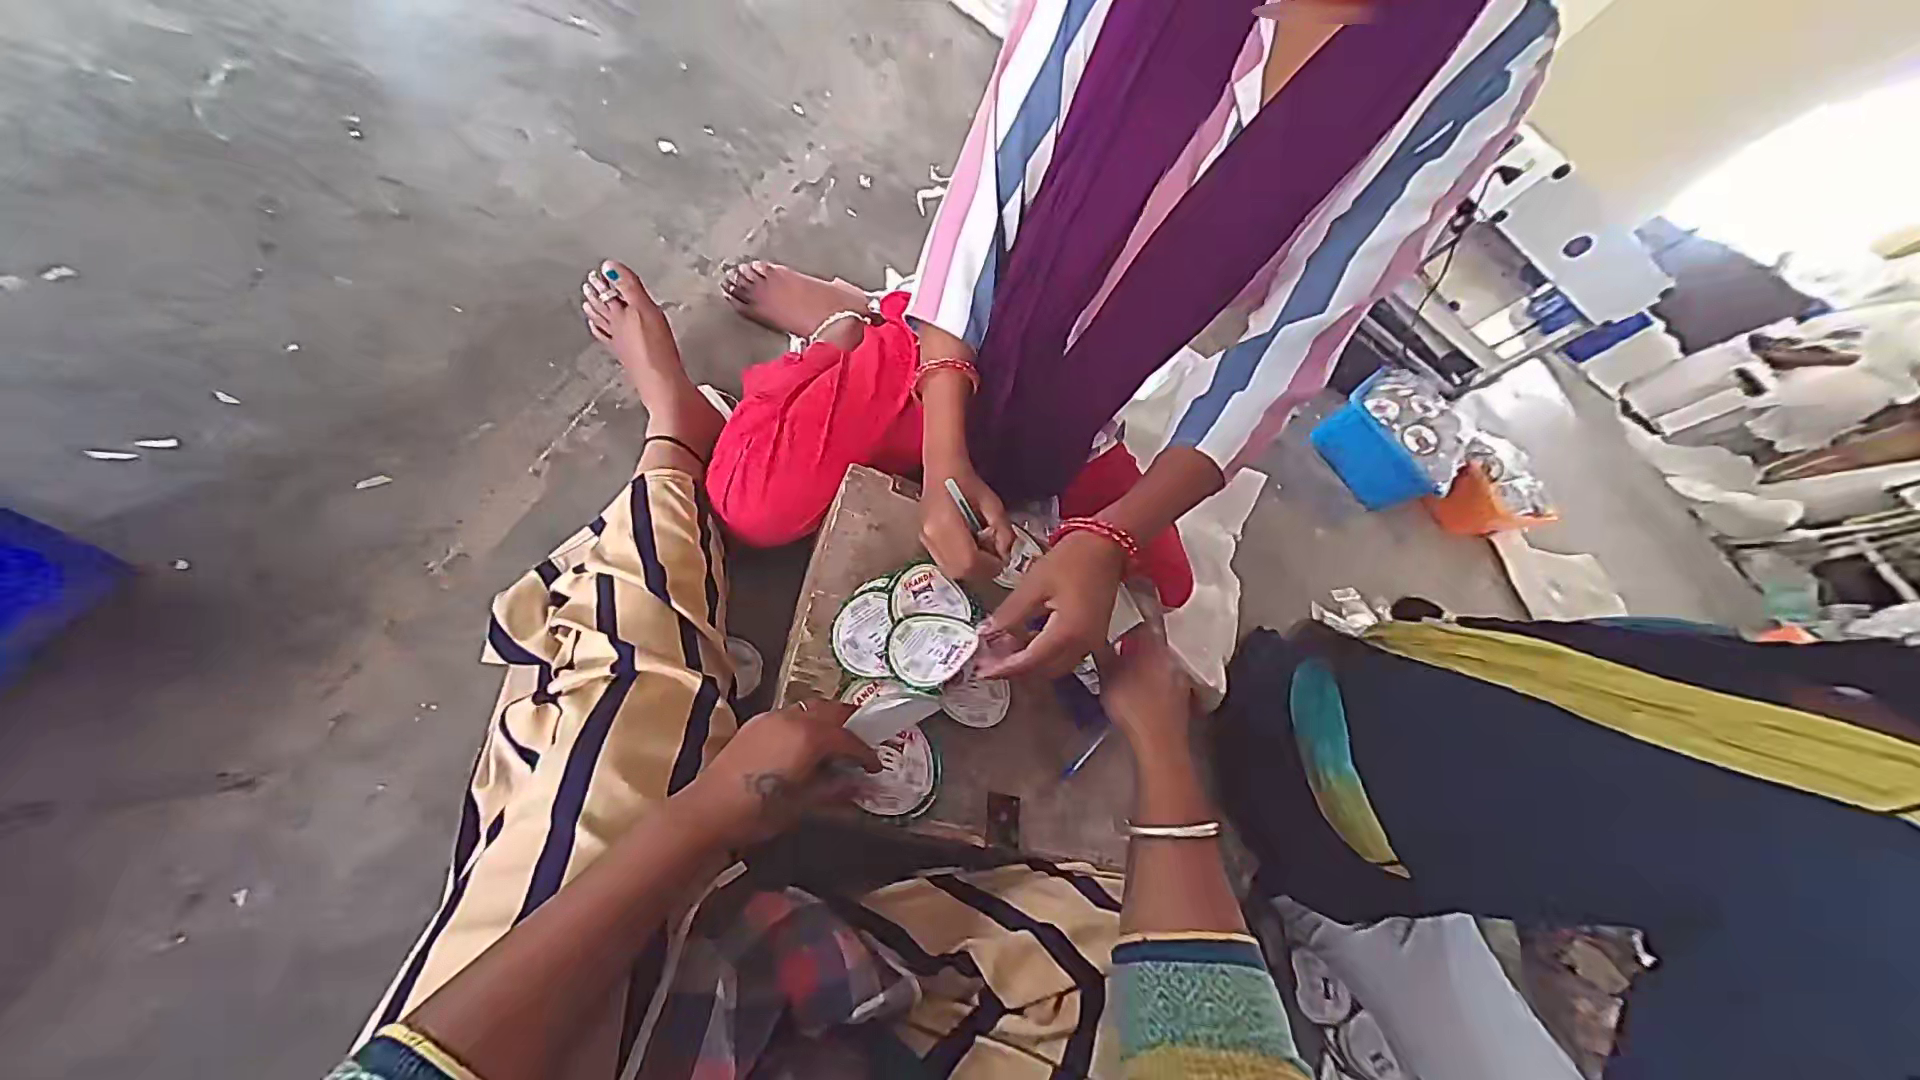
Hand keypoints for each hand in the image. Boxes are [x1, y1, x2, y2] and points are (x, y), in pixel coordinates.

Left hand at [678, 699, 878, 847]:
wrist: (705, 813)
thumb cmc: (758, 813)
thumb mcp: (803, 804)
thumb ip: (835, 789)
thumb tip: (862, 785)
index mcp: (809, 737)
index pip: (848, 737)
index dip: (865, 752)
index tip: (875, 766)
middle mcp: (793, 718)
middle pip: (832, 711)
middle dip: (851, 725)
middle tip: (861, 745)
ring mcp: (772, 717)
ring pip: (811, 708)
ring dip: (828, 721)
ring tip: (835, 743)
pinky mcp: (756, 723)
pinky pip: (791, 714)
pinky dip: (806, 723)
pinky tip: (804, 744)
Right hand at [919, 459, 1013, 582]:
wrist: (943, 471)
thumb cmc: (969, 483)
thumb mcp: (993, 504)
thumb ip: (1002, 531)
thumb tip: (1005, 554)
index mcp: (948, 524)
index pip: (969, 561)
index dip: (989, 566)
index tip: (1002, 560)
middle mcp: (932, 536)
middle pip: (959, 571)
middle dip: (981, 571)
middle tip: (995, 561)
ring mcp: (925, 539)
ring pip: (951, 570)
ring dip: (970, 569)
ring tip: (982, 554)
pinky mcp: (923, 540)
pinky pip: (944, 563)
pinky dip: (960, 563)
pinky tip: (969, 548)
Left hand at [976, 530, 1125, 678]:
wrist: (1105, 546)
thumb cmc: (1071, 560)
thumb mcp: (1034, 584)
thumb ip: (1010, 613)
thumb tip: (986, 632)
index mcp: (1068, 634)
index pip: (1030, 662)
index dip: (1003, 668)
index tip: (981, 670)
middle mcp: (1083, 645)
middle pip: (1043, 670)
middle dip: (1014, 668)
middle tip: (988, 659)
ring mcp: (1091, 642)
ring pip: (1054, 665)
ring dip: (1028, 661)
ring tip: (1001, 648)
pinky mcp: (1092, 634)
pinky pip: (1064, 653)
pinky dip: (1042, 651)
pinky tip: (1023, 638)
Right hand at [1095, 623, 1193, 753]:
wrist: (1160, 742)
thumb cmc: (1131, 706)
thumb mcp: (1107, 676)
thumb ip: (1103, 653)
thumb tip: (1095, 638)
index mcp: (1154, 645)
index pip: (1144, 620)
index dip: (1128, 618)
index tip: (1116, 621)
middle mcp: (1170, 656)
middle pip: (1151, 639)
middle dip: (1134, 640)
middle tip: (1117, 645)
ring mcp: (1179, 676)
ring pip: (1157, 658)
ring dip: (1143, 659)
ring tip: (1125, 667)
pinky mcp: (1181, 695)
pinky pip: (1163, 676)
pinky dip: (1151, 676)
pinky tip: (1139, 688)